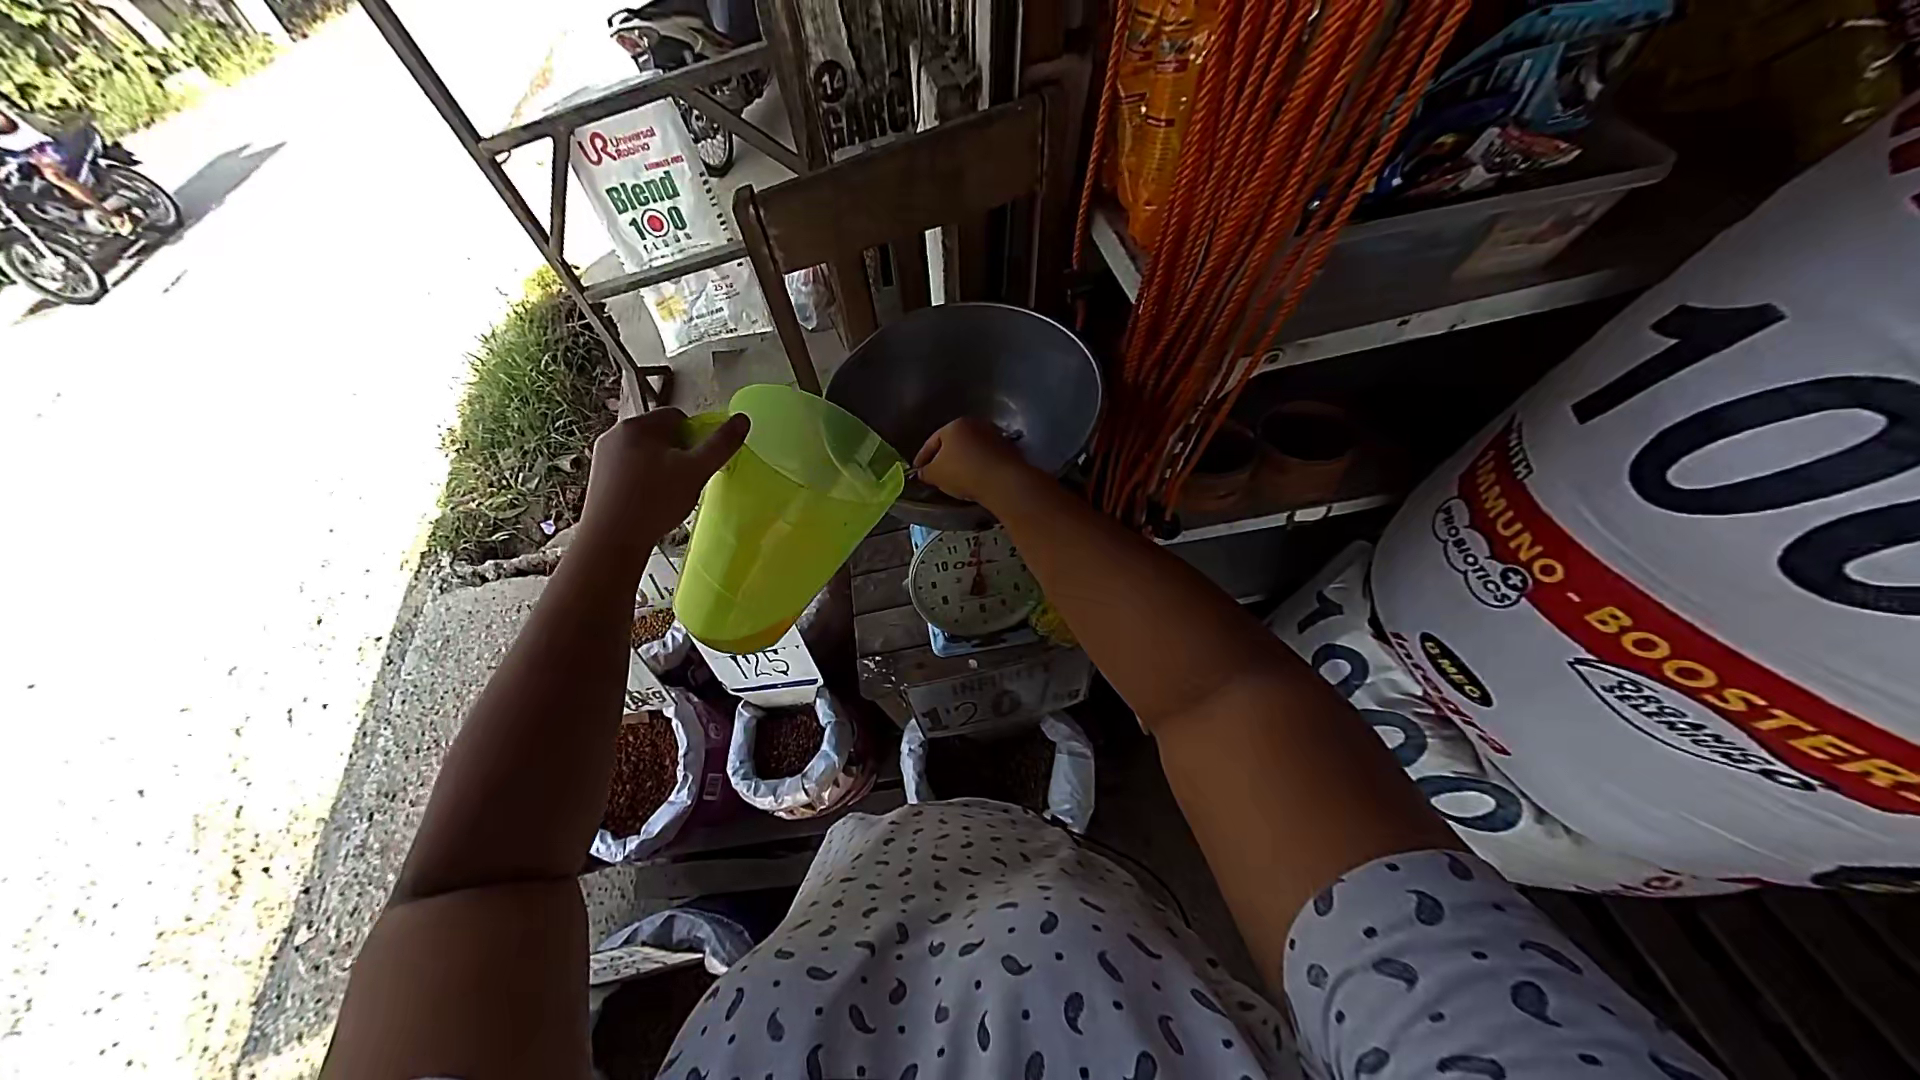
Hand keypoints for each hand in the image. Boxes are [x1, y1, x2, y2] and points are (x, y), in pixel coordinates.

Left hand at [576, 408, 748, 565]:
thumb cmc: (656, 501)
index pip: (678, 416)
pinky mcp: (599, 475)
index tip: (697, 463)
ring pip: (646, 451)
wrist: (611, 538)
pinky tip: (649, 500)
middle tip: (685, 480)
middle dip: (678, 453)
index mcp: (639, 425)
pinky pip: (630, 466)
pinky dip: (644, 478)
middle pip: (661, 433)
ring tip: (667, 493)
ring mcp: (604, 454)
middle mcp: (616, 433)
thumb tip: (742, 419)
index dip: (695, 438)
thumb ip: (721, 444)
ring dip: (662, 465)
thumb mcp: (696, 471)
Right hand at [912, 417, 1033, 504]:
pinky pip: (985, 458)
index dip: (922, 458)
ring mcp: (994, 435)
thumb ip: (925, 472)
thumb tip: (922, 472)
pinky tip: (975, 479)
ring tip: (956, 479)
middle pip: (953, 443)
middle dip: (943, 458)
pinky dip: (978, 466)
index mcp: (954, 425)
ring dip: (962, 462)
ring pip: (971, 450)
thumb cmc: (963, 473)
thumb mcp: (935, 474)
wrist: (1003, 481)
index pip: (932, 441)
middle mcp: (975, 424)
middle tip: (936, 474)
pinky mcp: (1008, 449)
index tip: (916, 471)